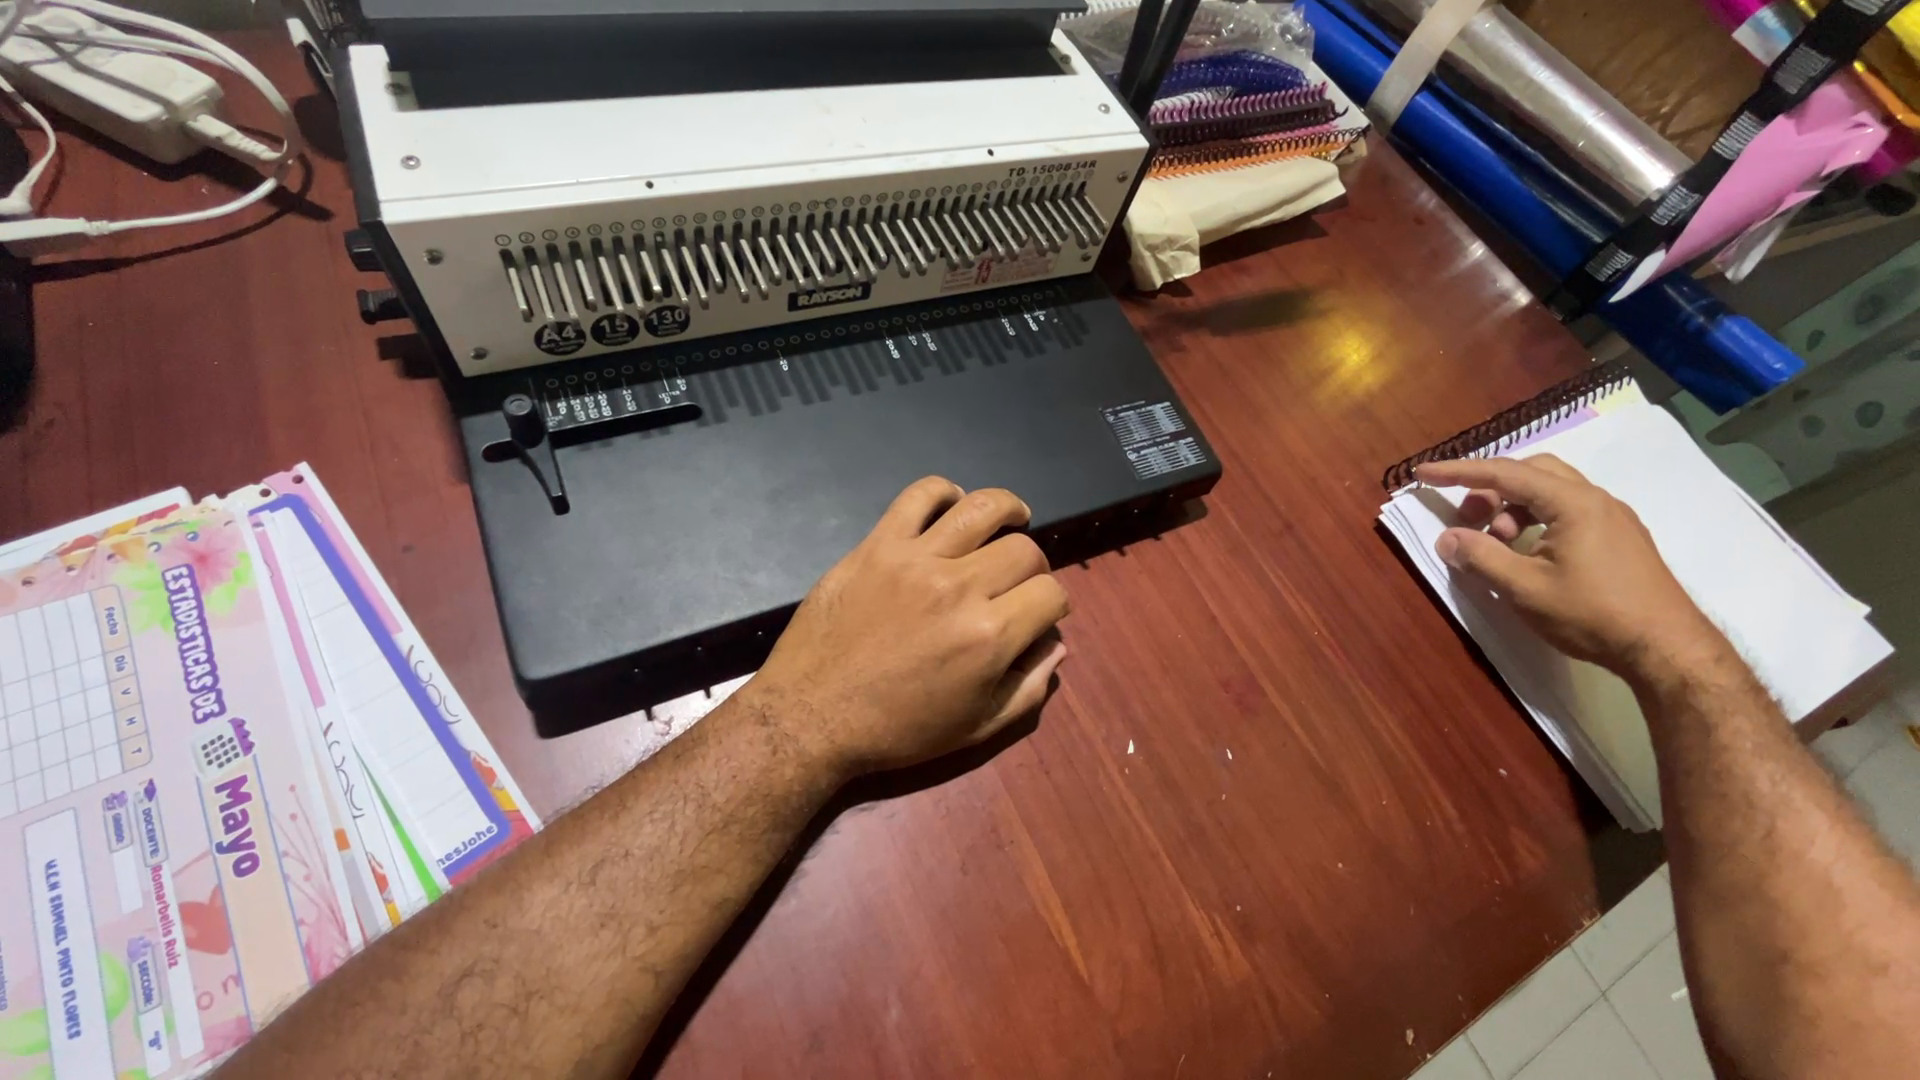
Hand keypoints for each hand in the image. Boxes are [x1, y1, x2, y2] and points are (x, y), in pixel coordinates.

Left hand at [739, 476, 1070, 776]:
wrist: (811, 716)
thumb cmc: (897, 730)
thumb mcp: (977, 729)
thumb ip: (1028, 688)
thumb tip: (1056, 645)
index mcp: (990, 636)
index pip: (1051, 594)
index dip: (1054, 605)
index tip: (1038, 615)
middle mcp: (960, 587)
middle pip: (1024, 551)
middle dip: (1034, 567)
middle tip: (1016, 583)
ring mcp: (915, 559)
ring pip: (982, 508)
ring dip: (1009, 510)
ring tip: (1012, 519)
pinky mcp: (877, 545)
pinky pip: (919, 495)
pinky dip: (944, 492)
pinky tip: (951, 508)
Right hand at [1414, 455, 1729, 678]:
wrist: (1666, 648)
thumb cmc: (1592, 614)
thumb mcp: (1524, 588)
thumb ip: (1481, 557)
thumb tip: (1447, 538)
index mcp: (1573, 503)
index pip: (1505, 473)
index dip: (1458, 472)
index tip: (1423, 473)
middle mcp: (1595, 500)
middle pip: (1531, 472)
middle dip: (1489, 487)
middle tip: (1467, 518)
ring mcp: (1611, 518)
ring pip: (1549, 491)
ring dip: (1511, 507)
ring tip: (1495, 544)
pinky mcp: (1618, 537)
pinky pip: (1565, 511)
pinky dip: (1533, 519)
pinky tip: (1524, 553)